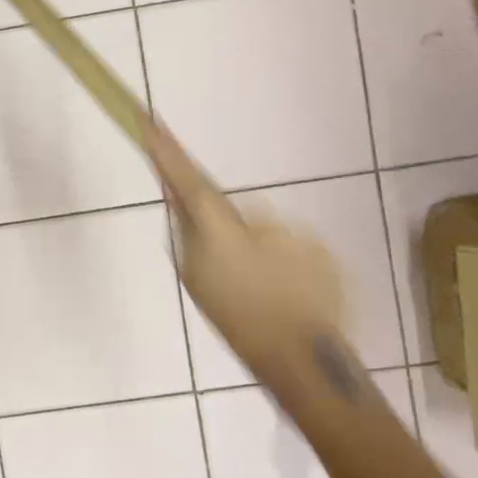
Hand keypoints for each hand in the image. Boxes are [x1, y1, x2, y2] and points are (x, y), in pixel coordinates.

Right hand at [148, 125, 347, 371]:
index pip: (186, 179)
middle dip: (223, 225)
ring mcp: (301, 235)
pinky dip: (286, 261)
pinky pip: (294, 246)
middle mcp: (263, 219)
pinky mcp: (329, 252)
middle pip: (230, 208)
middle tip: (222, 264)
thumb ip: (184, 226)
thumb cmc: (232, 314)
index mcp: (221, 225)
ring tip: (258, 287)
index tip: (149, 120)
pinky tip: (284, 291)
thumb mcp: (191, 270)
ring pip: (265, 228)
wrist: (301, 357)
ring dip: (258, 246)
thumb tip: (176, 194)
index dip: (166, 150)